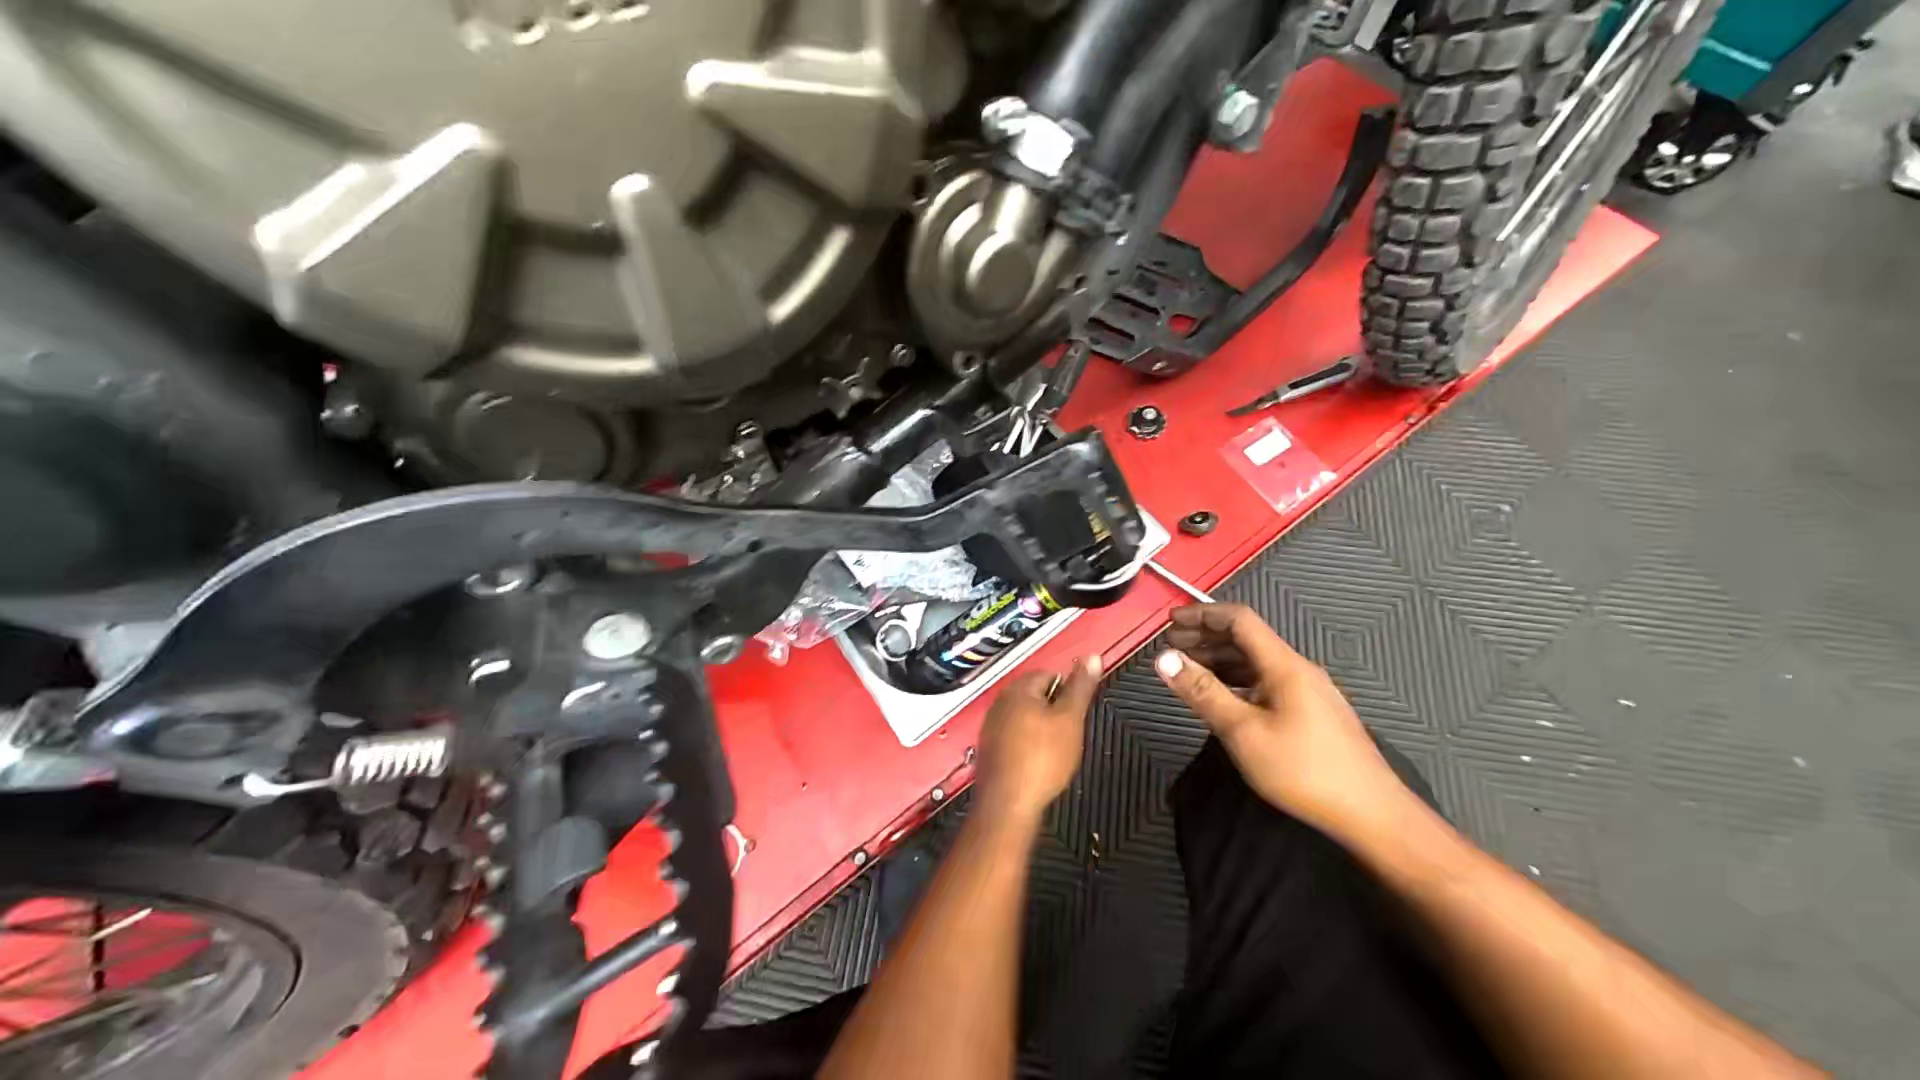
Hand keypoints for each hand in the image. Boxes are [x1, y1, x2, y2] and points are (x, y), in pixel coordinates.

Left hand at [974, 656, 1101, 824]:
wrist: (1009, 803)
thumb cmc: (1039, 761)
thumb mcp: (1071, 719)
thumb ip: (1081, 687)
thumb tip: (1092, 659)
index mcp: (1019, 689)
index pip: (1050, 674)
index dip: (1069, 692)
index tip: (1077, 711)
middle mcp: (1000, 703)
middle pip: (1037, 696)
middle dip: (1055, 712)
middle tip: (1068, 733)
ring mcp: (992, 726)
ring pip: (1025, 718)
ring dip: (1041, 730)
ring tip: (1054, 751)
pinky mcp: (991, 749)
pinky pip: (1015, 738)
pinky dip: (1028, 746)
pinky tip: (1037, 763)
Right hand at [1154, 604, 1412, 837]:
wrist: (1371, 814)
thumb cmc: (1304, 771)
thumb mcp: (1243, 732)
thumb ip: (1203, 692)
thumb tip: (1165, 660)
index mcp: (1285, 666)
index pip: (1240, 620)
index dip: (1203, 614)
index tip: (1172, 621)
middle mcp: (1298, 670)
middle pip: (1248, 638)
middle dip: (1206, 636)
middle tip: (1171, 646)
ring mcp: (1308, 692)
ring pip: (1257, 662)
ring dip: (1220, 659)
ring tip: (1188, 668)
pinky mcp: (1312, 713)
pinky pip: (1266, 681)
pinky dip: (1237, 679)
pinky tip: (1222, 694)